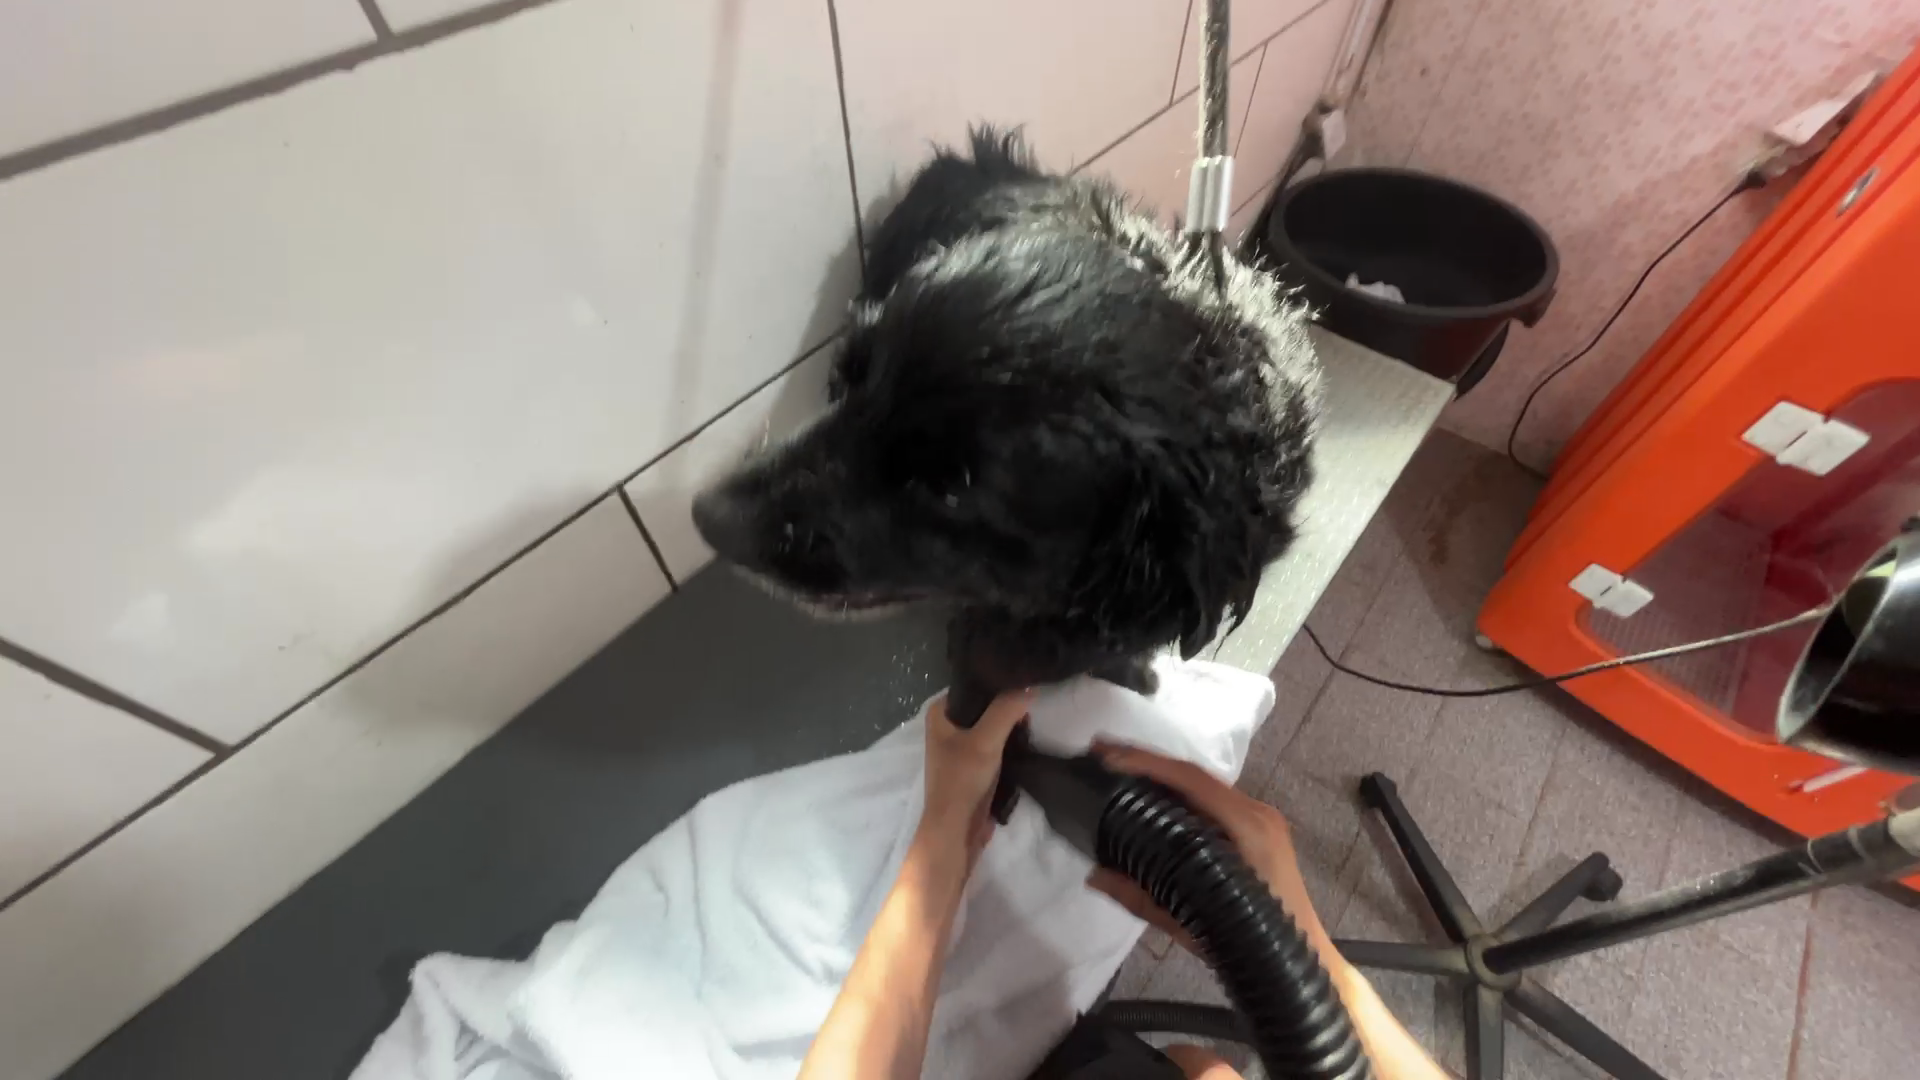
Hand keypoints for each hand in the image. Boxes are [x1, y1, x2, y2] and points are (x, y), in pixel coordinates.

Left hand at [918, 690, 1032, 866]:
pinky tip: (1028, 736)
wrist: (956, 831)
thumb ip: (1007, 710)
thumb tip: (1029, 687)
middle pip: (985, 703)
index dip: (998, 681)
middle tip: (1035, 696)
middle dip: (1007, 702)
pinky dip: (1009, 740)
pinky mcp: (974, 764)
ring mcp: (960, 745)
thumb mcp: (986, 739)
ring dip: (1011, 723)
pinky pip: (996, 742)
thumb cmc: (963, 780)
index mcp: (940, 711)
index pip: (974, 683)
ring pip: (992, 723)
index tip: (1025, 677)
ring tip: (1035, 713)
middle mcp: (947, 723)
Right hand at [1085, 742, 1340, 969]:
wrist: (1306, 965)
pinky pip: (1210, 795)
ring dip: (1159, 770)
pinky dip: (1176, 786)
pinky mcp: (1255, 823)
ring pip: (1201, 781)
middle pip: (1194, 773)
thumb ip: (1143, 899)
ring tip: (1117, 762)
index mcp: (1249, 829)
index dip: (1148, 764)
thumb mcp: (1194, 926)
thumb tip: (1094, 875)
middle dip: (1145, 759)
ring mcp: (1259, 815)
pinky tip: (1151, 787)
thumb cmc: (1255, 947)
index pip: (1192, 781)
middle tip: (1101, 751)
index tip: (1108, 757)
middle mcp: (1256, 812)